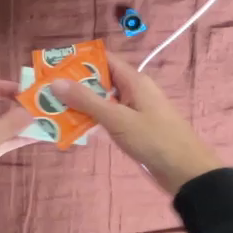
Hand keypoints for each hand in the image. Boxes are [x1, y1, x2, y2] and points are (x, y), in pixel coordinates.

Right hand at [50, 61, 220, 194]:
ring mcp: (134, 110)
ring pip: (103, 101)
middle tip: (46, 91)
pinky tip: (73, 127)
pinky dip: (92, 119)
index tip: (53, 67)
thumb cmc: (154, 140)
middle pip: (100, 80)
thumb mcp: (117, 119)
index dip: (79, 60)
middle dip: (74, 85)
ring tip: (52, 109)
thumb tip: (56, 82)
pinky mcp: (134, 128)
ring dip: (81, 104)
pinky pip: (108, 117)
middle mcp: (134, 91)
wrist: (186, 172)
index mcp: (134, 81)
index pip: (103, 60)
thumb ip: (86, 101)